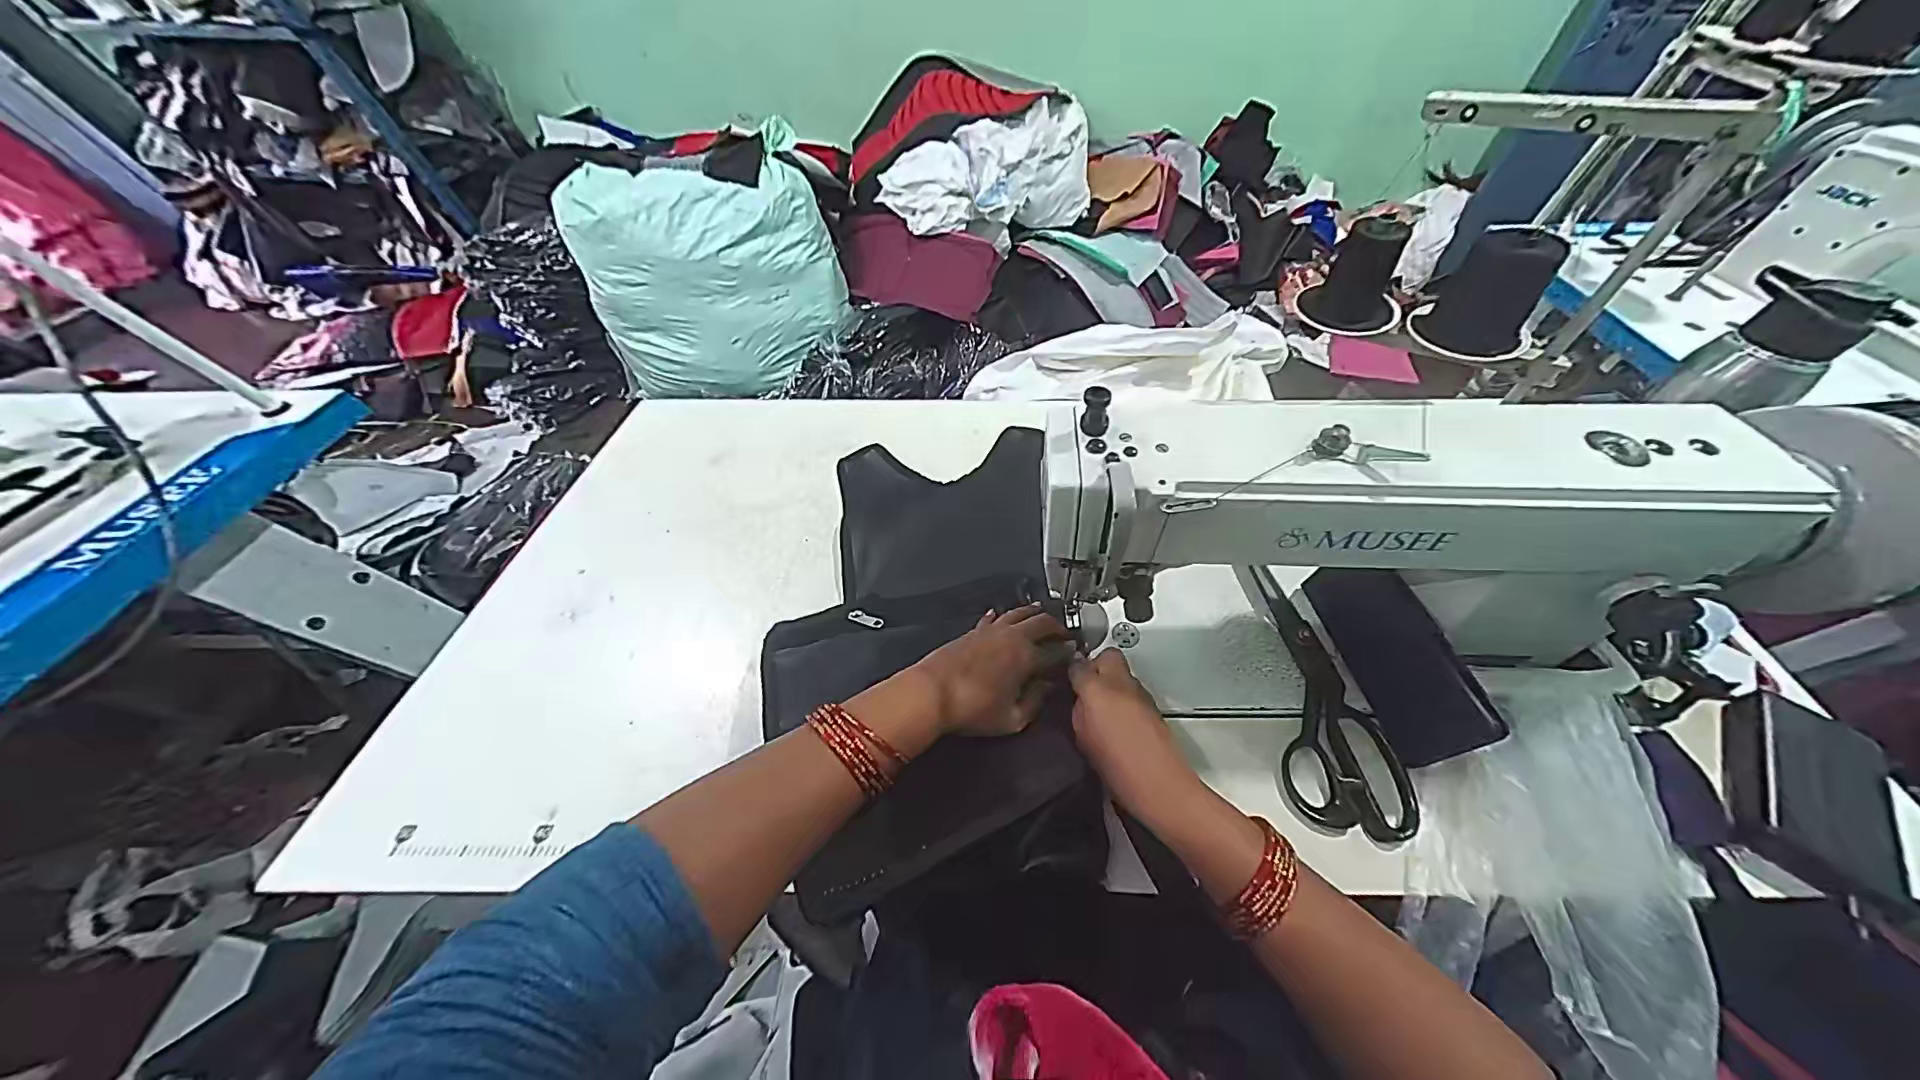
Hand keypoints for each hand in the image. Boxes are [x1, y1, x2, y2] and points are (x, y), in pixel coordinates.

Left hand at [906, 605, 1073, 737]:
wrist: (930, 693)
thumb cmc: (971, 709)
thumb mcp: (1012, 719)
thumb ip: (1035, 702)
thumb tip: (1045, 689)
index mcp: (1027, 657)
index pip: (1057, 651)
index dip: (1069, 654)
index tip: (1074, 657)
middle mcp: (1012, 637)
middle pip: (1043, 622)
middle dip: (1058, 628)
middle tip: (1065, 635)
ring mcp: (992, 630)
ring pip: (1020, 612)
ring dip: (1036, 614)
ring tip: (1044, 618)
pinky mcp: (973, 631)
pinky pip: (995, 617)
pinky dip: (1005, 616)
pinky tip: (1004, 616)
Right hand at [1069, 649, 1204, 821]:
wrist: (1161, 788)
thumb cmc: (1119, 769)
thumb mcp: (1084, 740)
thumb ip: (1078, 710)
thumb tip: (1078, 699)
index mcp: (1099, 691)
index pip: (1080, 665)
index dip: (1072, 670)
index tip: (1068, 679)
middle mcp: (1124, 686)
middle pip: (1108, 656)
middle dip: (1096, 666)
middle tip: (1086, 687)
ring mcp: (1142, 696)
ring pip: (1123, 673)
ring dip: (1112, 682)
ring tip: (1102, 707)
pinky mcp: (1155, 708)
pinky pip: (1133, 691)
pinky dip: (1124, 697)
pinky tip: (1118, 720)